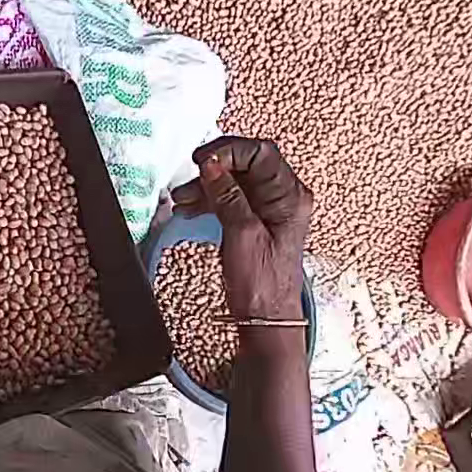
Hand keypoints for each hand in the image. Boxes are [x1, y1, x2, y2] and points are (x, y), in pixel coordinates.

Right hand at [171, 137, 311, 320]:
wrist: (265, 321)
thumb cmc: (261, 285)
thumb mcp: (242, 235)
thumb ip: (228, 197)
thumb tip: (212, 166)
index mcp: (290, 197)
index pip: (262, 154)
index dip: (229, 151)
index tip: (202, 160)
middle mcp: (284, 199)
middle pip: (247, 167)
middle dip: (214, 170)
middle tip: (189, 180)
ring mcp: (270, 212)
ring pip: (236, 184)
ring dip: (207, 188)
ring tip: (181, 199)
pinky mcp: (256, 225)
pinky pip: (232, 202)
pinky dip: (211, 202)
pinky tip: (190, 209)